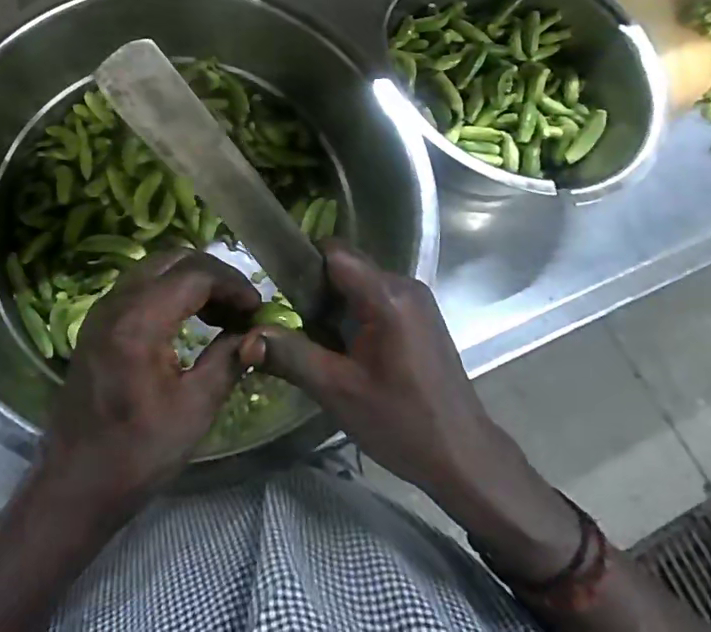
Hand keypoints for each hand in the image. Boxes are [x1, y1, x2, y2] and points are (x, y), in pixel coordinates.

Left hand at [36, 249, 260, 512]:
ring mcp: (101, 311)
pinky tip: (190, 319)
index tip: (258, 308)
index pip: (194, 275)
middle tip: (242, 305)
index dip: (232, 285)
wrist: (74, 483)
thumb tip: (258, 334)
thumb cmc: (137, 453)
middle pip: (172, 260)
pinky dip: (168, 290)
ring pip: (154, 268)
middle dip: (213, 274)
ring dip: (190, 279)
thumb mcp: (194, 409)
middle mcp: (115, 303)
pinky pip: (139, 286)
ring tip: (222, 312)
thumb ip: (228, 360)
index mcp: (138, 322)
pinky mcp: (96, 323)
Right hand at [245, 241, 580, 580]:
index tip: (277, 288)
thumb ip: (289, 355)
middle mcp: (405, 286)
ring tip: (313, 338)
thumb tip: (245, 338)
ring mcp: (417, 301)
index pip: (334, 251)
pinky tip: (343, 348)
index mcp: (387, 296)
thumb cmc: (401, 423)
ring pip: (359, 283)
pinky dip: (353, 313)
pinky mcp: (420, 317)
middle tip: (289, 322)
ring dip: (333, 303)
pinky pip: (375, 298)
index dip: (302, 262)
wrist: (464, 459)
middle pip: (345, 266)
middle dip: (314, 288)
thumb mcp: (336, 390)